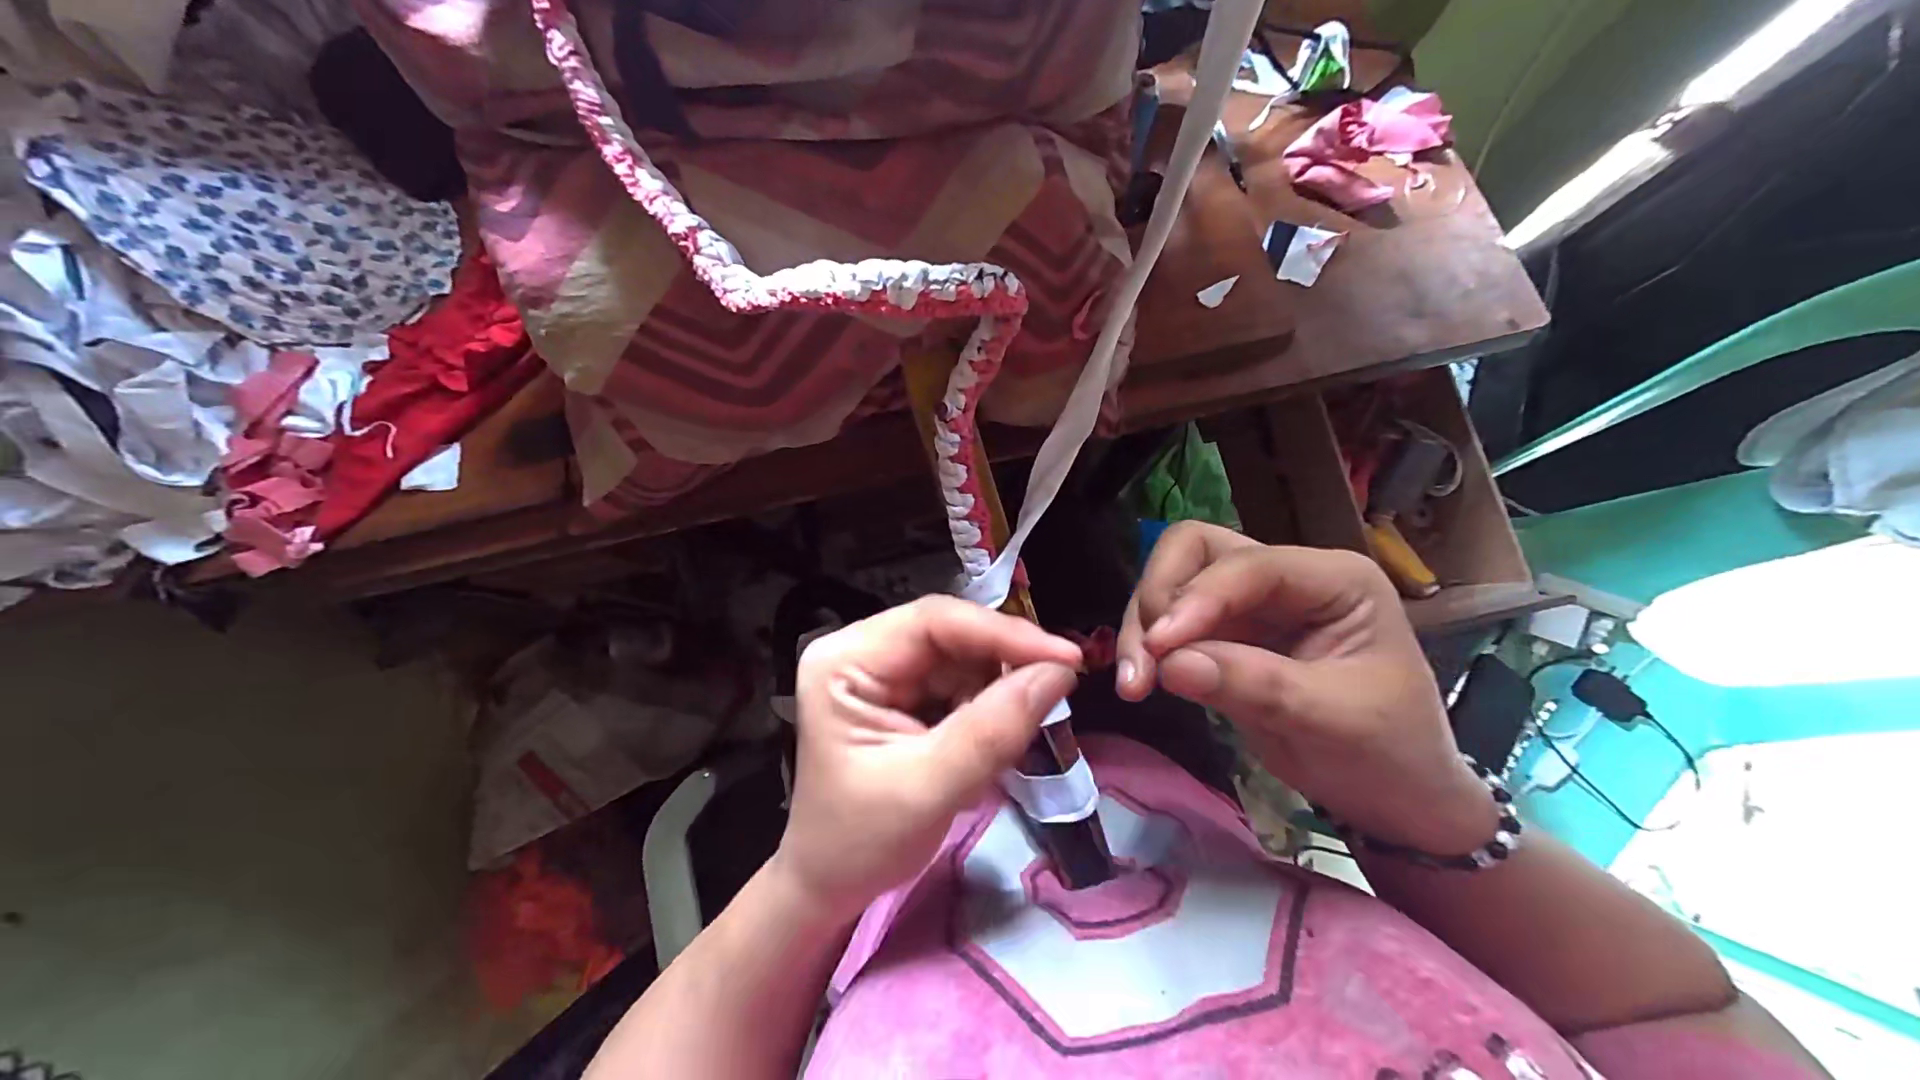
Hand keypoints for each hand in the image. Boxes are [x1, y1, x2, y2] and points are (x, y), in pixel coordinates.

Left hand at [777, 596, 1081, 918]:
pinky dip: (990, 705)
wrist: (832, 883)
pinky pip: (962, 681)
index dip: (1003, 633)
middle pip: (952, 635)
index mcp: (845, 660)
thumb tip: (1058, 675)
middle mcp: (863, 651)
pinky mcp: (905, 692)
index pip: (933, 622)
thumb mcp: (928, 789)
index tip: (1065, 659)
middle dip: (1005, 663)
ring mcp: (885, 670)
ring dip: (1001, 688)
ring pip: (964, 657)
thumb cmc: (861, 842)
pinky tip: (995, 738)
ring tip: (1020, 730)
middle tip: (1061, 689)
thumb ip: (993, 731)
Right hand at [1115, 522, 1495, 853]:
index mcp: (1335, 580)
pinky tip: (1141, 684)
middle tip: (1147, 656)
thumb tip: (1168, 664)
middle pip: (1196, 549)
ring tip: (1135, 684)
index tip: (1159, 648)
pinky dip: (1147, 648)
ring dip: (1142, 624)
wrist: (1394, 798)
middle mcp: (1286, 577)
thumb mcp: (1331, 720)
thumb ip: (1253, 685)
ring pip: (1172, 581)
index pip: (1250, 566)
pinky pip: (1169, 623)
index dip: (1199, 598)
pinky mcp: (1224, 633)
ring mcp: (1251, 603)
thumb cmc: (1386, 752)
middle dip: (1160, 595)